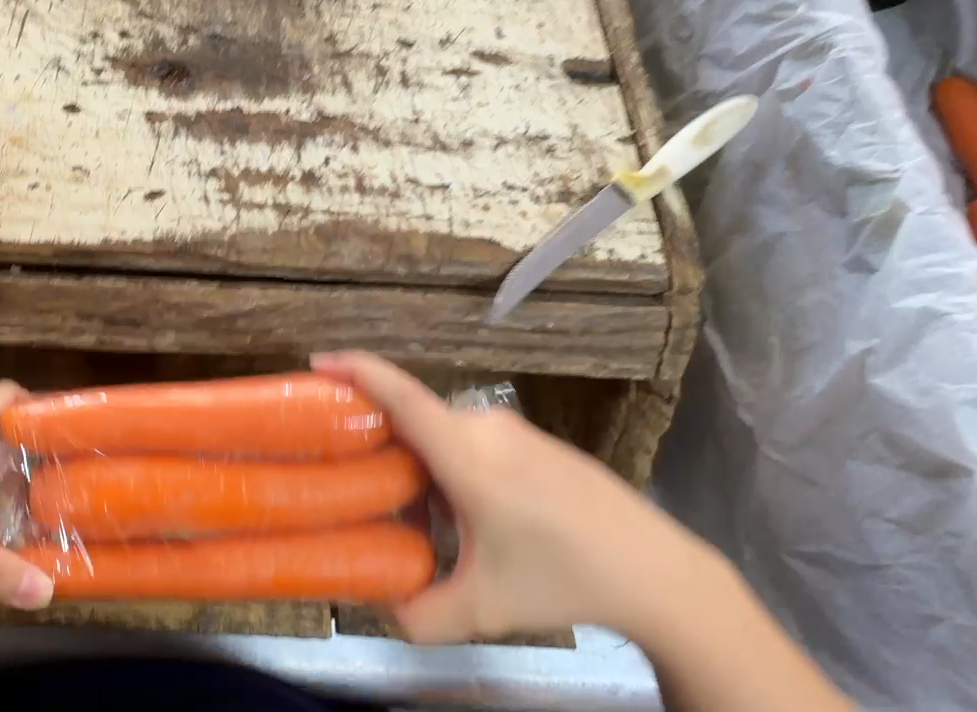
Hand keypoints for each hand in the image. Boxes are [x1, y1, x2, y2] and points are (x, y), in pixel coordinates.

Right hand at [313, 351, 720, 643]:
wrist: (661, 575)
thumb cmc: (564, 579)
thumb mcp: (485, 609)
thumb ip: (420, 613)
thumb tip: (377, 604)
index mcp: (466, 455)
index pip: (399, 393)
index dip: (354, 369)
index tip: (315, 363)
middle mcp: (485, 427)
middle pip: (414, 418)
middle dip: (378, 437)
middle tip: (351, 468)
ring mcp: (515, 431)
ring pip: (444, 433)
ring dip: (420, 461)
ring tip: (416, 509)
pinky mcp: (537, 441)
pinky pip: (474, 440)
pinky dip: (453, 465)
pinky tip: (471, 514)